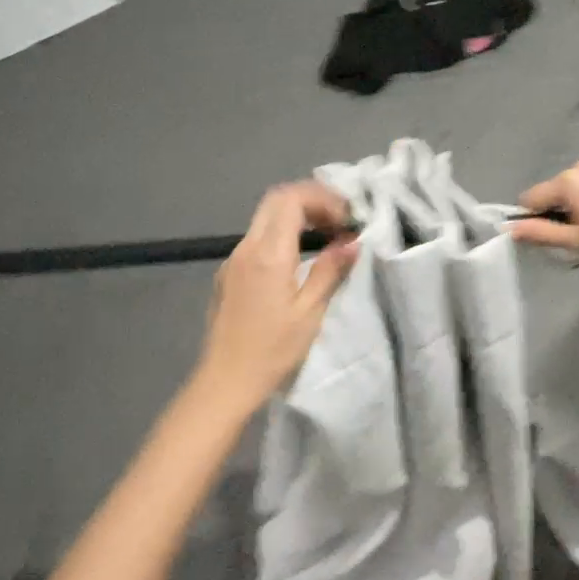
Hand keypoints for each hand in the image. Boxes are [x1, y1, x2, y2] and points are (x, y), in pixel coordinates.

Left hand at [196, 182, 358, 399]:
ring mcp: (233, 260)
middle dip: (311, 202)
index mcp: (268, 254)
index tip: (348, 219)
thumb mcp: (310, 312)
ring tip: (328, 239)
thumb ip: (330, 271)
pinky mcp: (229, 275)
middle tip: (341, 222)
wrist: (227, 380)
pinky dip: (284, 236)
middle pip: (276, 201)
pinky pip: (258, 240)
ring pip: (266, 219)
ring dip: (298, 218)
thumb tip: (351, 242)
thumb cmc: (273, 350)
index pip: (292, 199)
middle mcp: (246, 248)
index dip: (323, 198)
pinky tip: (301, 260)